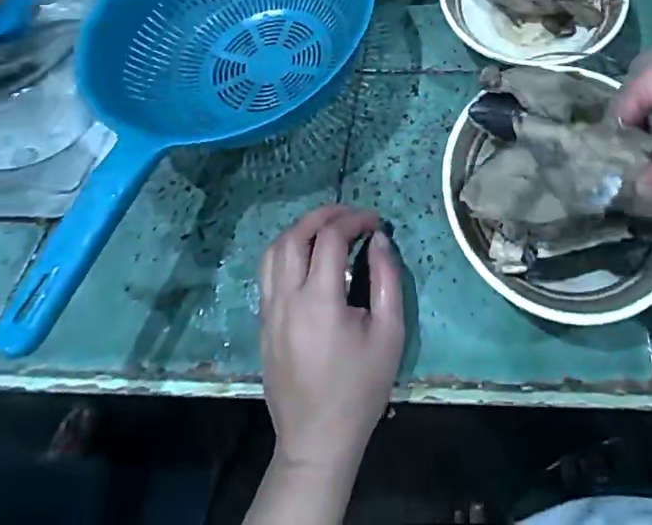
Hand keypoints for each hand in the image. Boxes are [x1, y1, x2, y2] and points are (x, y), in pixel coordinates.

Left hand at [258, 205, 403, 472]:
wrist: (319, 438)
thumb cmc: (362, 385)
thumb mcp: (389, 330)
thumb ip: (386, 278)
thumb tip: (379, 239)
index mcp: (318, 302)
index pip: (329, 238)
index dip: (354, 220)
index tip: (376, 222)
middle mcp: (285, 301)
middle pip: (292, 237)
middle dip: (323, 215)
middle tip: (351, 213)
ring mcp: (268, 314)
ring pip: (272, 253)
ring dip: (300, 230)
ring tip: (329, 227)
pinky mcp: (262, 325)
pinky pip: (268, 274)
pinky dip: (288, 252)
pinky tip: (311, 257)